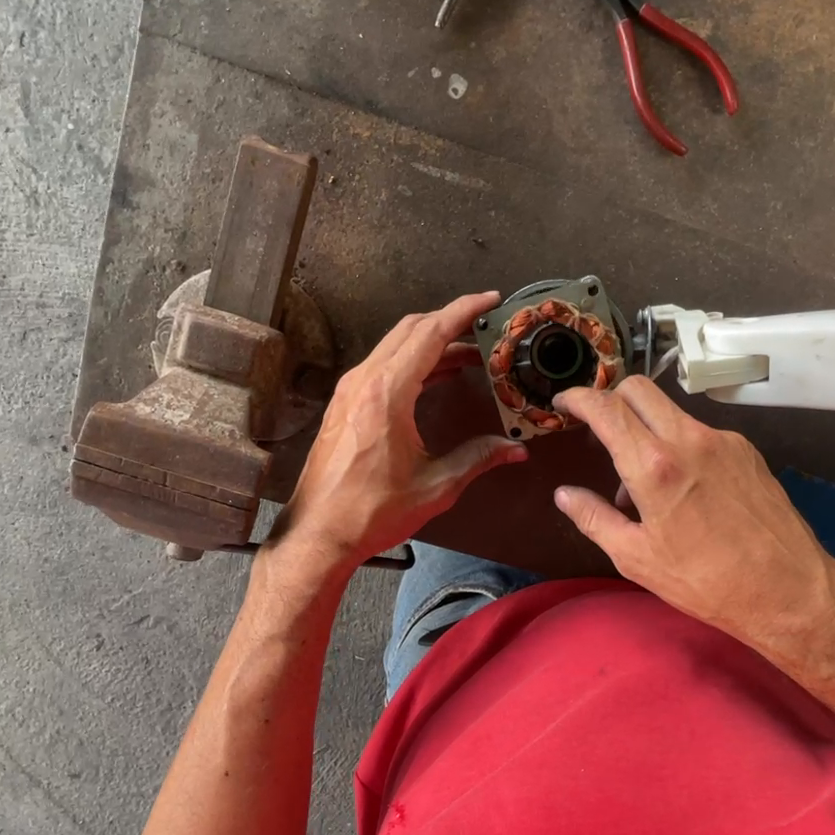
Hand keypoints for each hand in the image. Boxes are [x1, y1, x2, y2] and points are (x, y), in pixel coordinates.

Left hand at [267, 292, 527, 576]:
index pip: (430, 333)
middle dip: (451, 321)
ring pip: (395, 345)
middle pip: (411, 329)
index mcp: (388, 393)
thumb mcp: (435, 486)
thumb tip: (514, 450)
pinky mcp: (345, 404)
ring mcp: (350, 390)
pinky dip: (413, 360)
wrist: (319, 533)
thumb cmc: (371, 511)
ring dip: (432, 342)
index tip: (490, 301)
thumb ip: (478, 458)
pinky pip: (383, 365)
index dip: (464, 311)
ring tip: (470, 354)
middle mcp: (365, 381)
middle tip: (485, 326)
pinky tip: (437, 376)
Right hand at [551, 378, 834, 669]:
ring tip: (641, 480)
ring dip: (645, 427)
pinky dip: (678, 445)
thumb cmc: (705, 582)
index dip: (577, 398)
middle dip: (610, 398)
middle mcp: (688, 439)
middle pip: (639, 389)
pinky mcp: (747, 450)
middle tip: (599, 431)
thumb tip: (565, 495)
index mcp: (654, 466)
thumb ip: (594, 518)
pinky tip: (684, 488)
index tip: (564, 404)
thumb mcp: (636, 557)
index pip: (606, 408)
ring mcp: (723, 440)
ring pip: (671, 410)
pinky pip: (700, 432)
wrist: (788, 590)